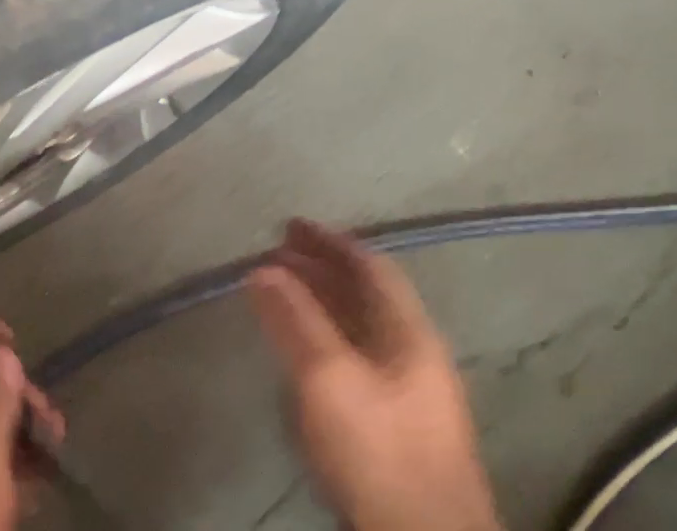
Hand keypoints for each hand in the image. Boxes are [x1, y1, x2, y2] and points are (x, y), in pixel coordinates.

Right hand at [248, 219, 502, 530]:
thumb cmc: (378, 449)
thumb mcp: (329, 377)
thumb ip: (296, 320)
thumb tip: (262, 269)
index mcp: (409, 335)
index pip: (371, 268)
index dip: (330, 242)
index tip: (288, 226)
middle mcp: (414, 355)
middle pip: (366, 297)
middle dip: (319, 270)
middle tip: (272, 256)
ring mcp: (408, 392)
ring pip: (359, 329)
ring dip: (319, 303)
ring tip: (277, 295)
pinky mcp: (393, 425)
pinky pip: (354, 358)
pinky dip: (323, 337)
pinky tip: (299, 351)